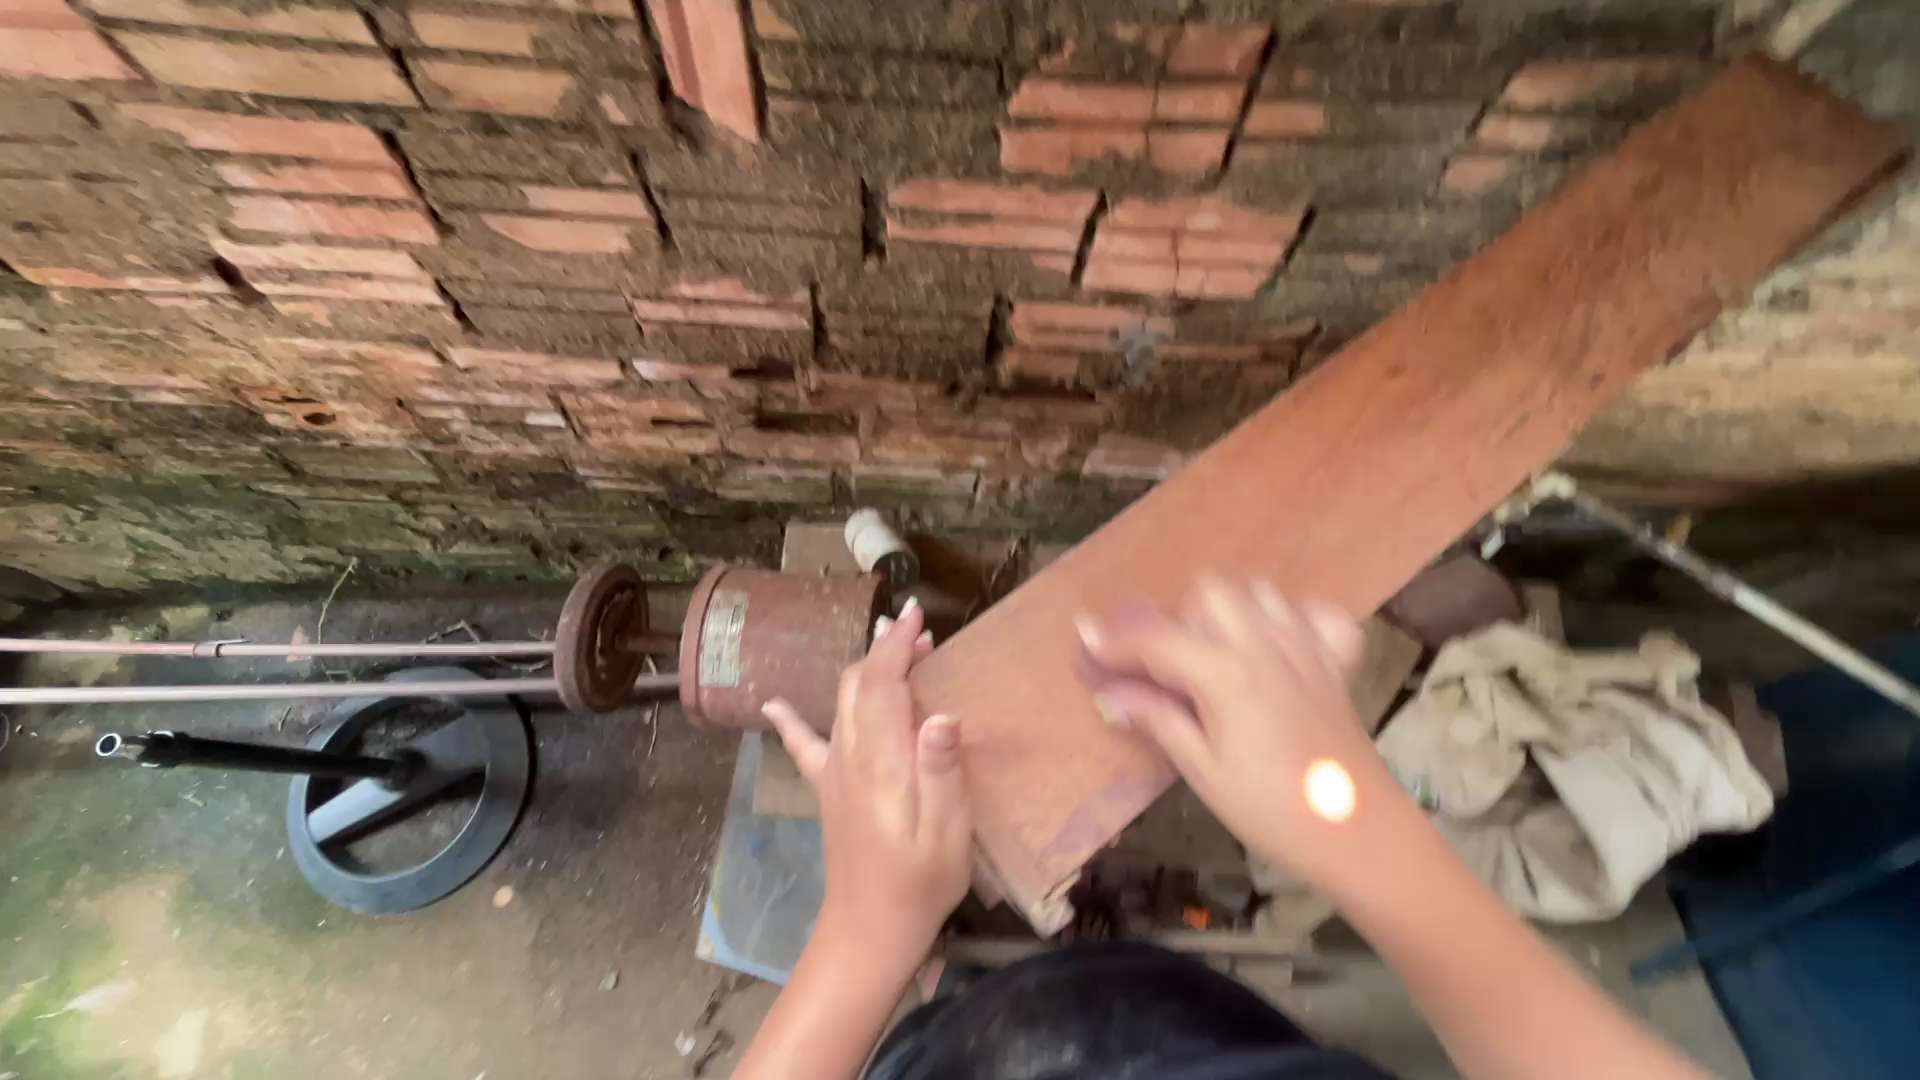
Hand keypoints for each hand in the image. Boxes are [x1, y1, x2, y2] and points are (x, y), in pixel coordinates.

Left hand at [762, 599, 971, 958]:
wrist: (869, 930)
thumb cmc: (919, 882)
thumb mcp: (947, 833)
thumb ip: (942, 772)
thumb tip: (941, 715)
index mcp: (880, 761)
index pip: (881, 684)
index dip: (896, 645)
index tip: (916, 616)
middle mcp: (848, 755)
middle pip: (858, 683)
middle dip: (885, 649)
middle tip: (920, 633)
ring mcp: (833, 771)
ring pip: (842, 701)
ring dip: (866, 668)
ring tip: (896, 650)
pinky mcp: (828, 788)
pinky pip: (804, 744)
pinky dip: (792, 719)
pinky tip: (774, 704)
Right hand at [1077, 578, 1412, 893]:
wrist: (1362, 836)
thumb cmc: (1272, 811)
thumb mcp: (1202, 770)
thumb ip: (1157, 720)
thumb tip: (1109, 696)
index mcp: (1227, 673)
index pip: (1156, 639)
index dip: (1115, 640)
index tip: (1086, 639)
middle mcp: (1265, 644)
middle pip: (1208, 593)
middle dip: (1177, 617)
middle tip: (1167, 664)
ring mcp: (1305, 647)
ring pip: (1256, 592)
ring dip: (1226, 611)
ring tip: (1215, 653)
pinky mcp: (1334, 661)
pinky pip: (1312, 613)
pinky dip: (1288, 619)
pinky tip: (1275, 648)